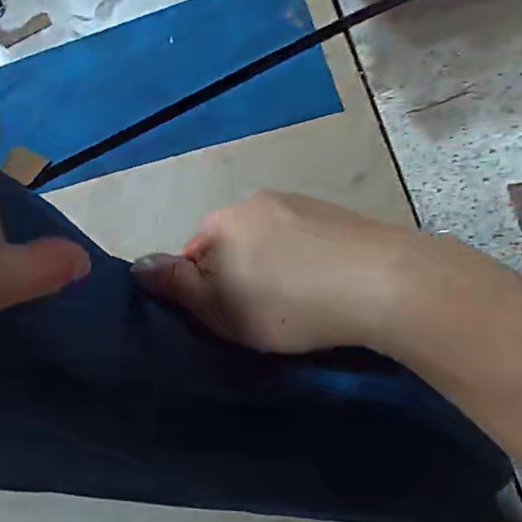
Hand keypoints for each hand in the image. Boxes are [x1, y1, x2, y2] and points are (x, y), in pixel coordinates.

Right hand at [131, 190, 429, 354]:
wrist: (382, 284)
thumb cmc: (288, 305)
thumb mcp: (220, 309)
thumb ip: (176, 286)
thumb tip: (138, 265)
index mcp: (222, 220)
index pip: (189, 256)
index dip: (200, 293)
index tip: (224, 320)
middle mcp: (255, 200)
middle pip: (230, 245)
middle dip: (236, 276)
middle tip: (258, 316)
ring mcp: (300, 202)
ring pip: (268, 241)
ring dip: (271, 267)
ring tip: (296, 303)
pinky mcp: (337, 214)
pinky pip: (303, 241)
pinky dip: (303, 261)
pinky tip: (322, 286)